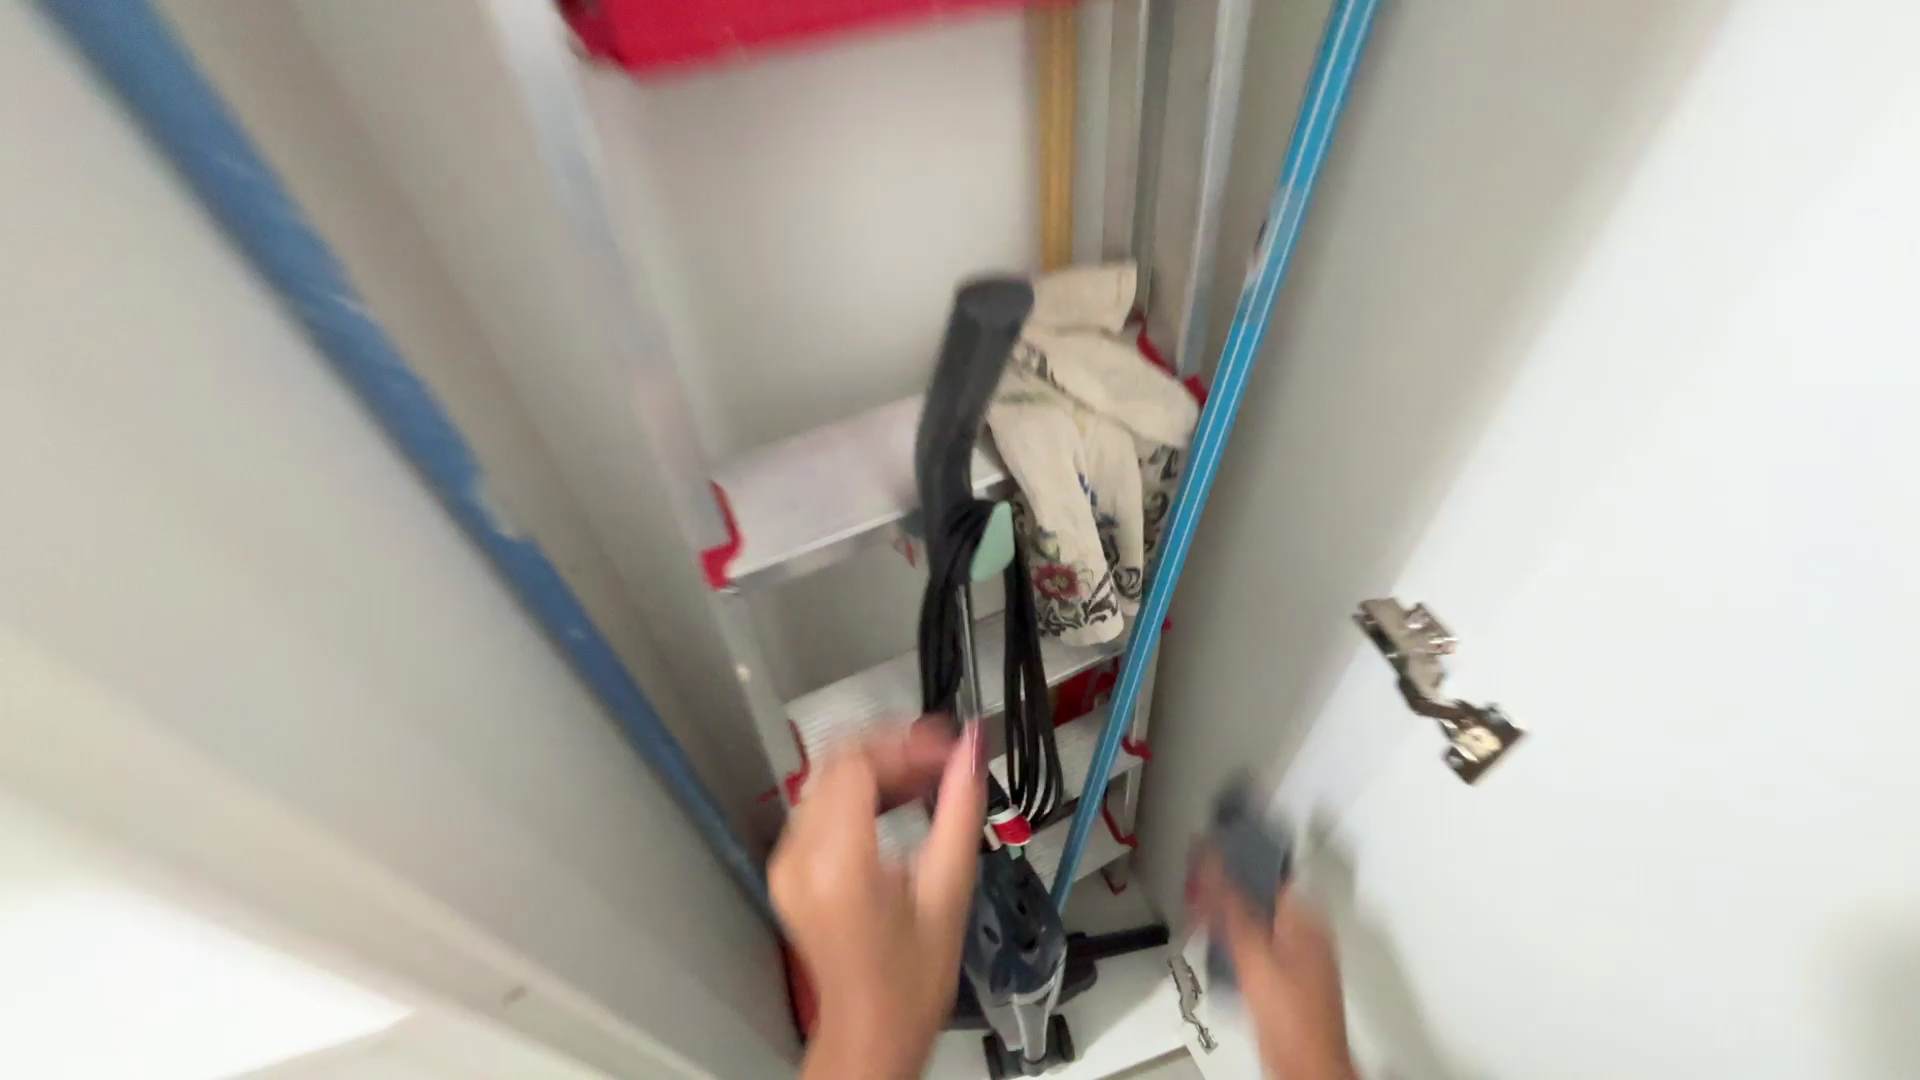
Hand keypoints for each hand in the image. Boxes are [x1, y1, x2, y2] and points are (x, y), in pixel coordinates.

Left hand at [773, 718, 985, 1079]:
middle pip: (839, 760)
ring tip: (925, 775)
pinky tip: (897, 797)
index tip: (943, 746)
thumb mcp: (949, 890)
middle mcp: (801, 857)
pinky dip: (860, 788)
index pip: (856, 761)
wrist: (871, 1030)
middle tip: (938, 756)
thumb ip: (961, 809)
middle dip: (893, 747)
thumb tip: (971, 751)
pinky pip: (821, 800)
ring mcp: (788, 862)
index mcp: (838, 864)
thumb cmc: (909, 981)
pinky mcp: (790, 865)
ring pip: (828, 774)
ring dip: (878, 765)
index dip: (903, 741)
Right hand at [1193, 859, 1356, 1079]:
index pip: (1269, 868)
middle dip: (1223, 886)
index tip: (1213, 843)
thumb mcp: (1254, 952)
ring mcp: (1291, 956)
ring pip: (1249, 918)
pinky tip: (1211, 942)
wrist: (1304, 1071)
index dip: (1238, 854)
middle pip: (1256, 893)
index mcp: (1304, 919)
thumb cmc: (1296, 1021)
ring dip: (1221, 913)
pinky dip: (1227, 939)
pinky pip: (1248, 944)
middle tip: (1197, 881)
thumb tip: (1214, 861)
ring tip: (1197, 909)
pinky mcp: (1278, 977)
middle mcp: (1302, 933)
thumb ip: (1230, 904)